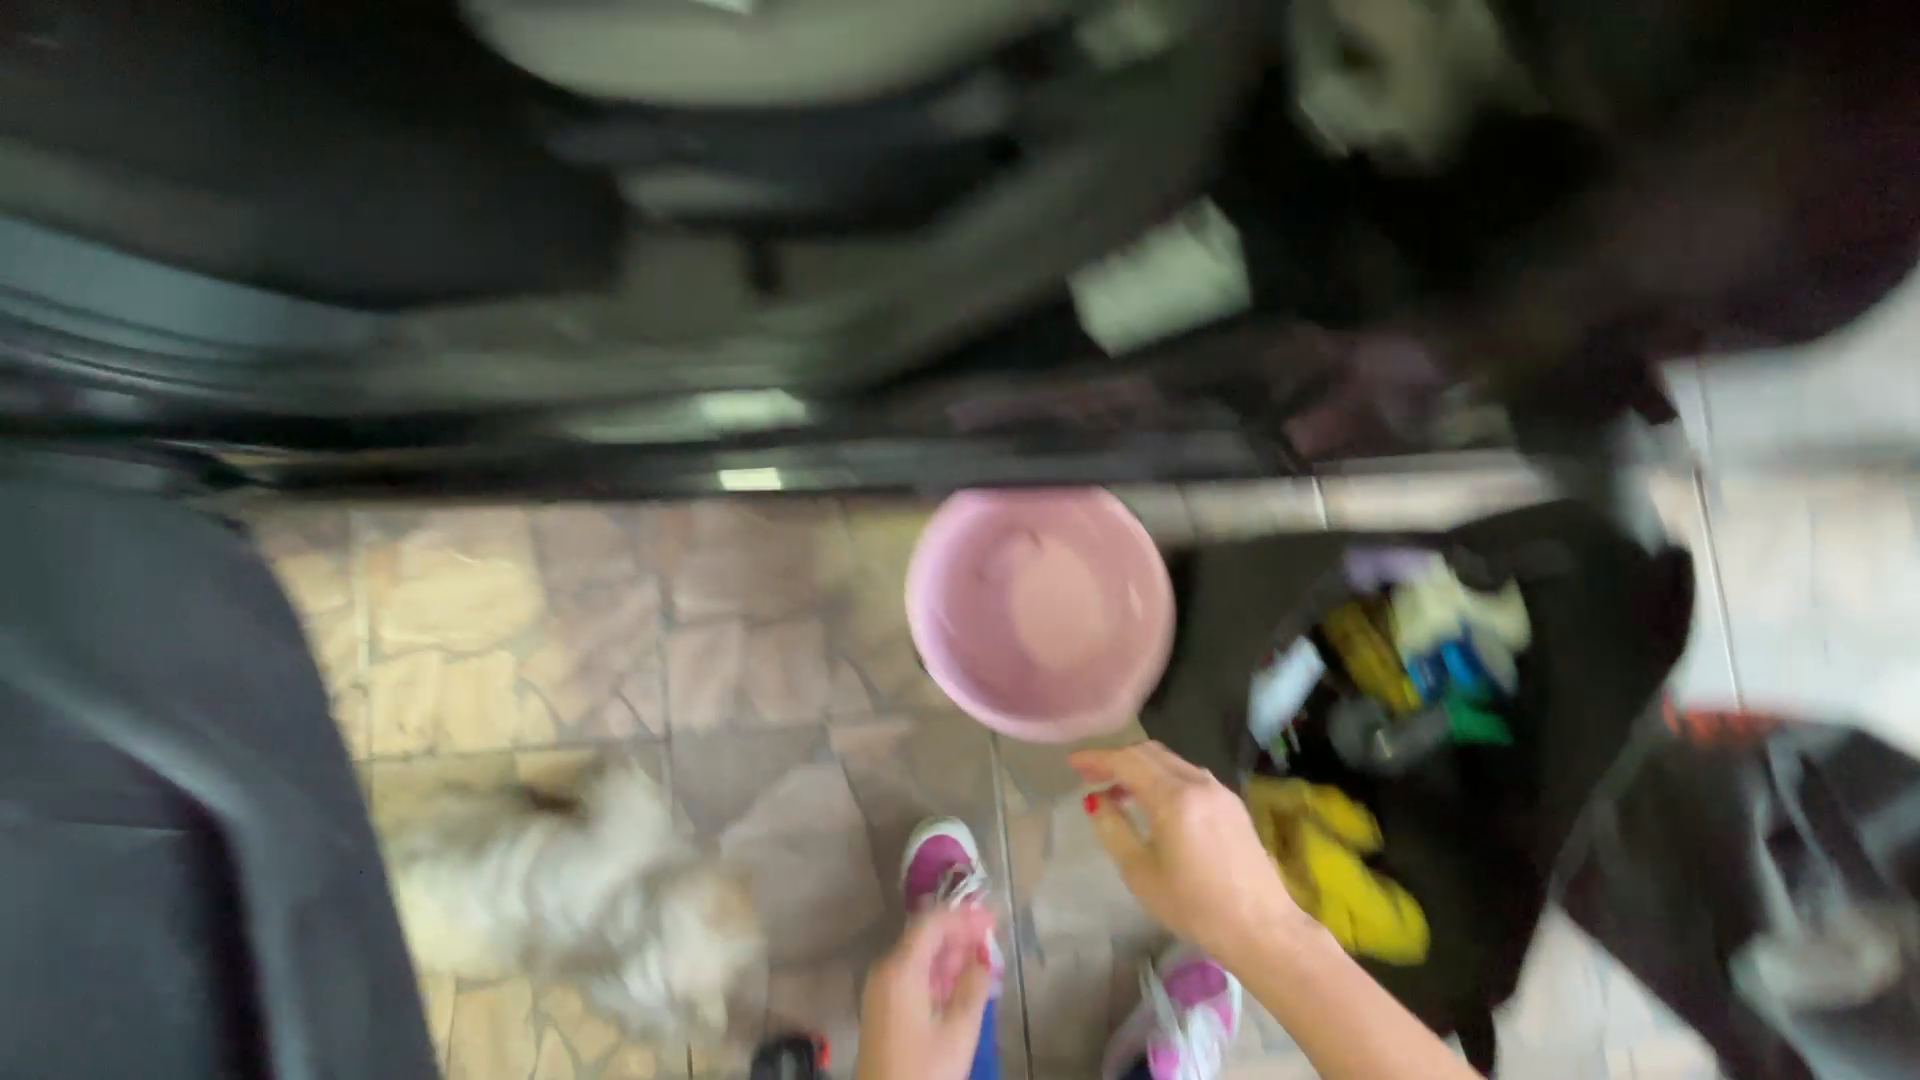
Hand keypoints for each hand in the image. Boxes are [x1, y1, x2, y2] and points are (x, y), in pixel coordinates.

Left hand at [855, 906, 995, 1079]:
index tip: (993, 918)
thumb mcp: (958, 1032)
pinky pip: (914, 978)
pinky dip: (939, 976)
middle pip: (925, 938)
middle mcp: (886, 972)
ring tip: (985, 961)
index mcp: (900, 969)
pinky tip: (963, 986)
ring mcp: (882, 992)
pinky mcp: (884, 1011)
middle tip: (993, 938)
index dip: (964, 917)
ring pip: (920, 959)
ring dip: (952, 957)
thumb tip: (982, 958)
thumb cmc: (924, 1073)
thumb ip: (973, 987)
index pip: (932, 923)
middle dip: (960, 935)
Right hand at [1071, 741, 1316, 959]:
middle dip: (1117, 758)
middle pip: (1149, 753)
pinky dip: (1163, 778)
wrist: (1261, 929)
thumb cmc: (1194, 907)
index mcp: (1174, 798)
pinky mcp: (1232, 805)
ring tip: (1117, 789)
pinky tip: (1153, 802)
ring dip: (1141, 767)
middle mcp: (1198, 783)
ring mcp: (1220, 791)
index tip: (1073, 763)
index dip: (1096, 758)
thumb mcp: (1141, 873)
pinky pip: (1190, 776)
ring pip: (1171, 762)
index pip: (1127, 761)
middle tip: (1090, 774)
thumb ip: (1113, 830)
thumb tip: (1096, 800)